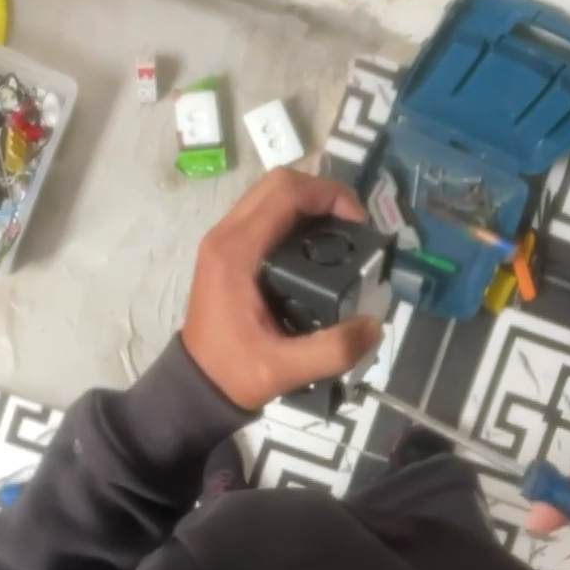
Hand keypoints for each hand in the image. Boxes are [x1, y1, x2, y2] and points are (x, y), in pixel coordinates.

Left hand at [181, 170, 384, 409]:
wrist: (196, 385)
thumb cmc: (234, 373)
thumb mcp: (285, 369)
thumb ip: (332, 350)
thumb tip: (373, 325)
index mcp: (235, 252)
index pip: (286, 193)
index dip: (329, 195)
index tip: (359, 224)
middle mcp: (225, 236)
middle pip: (277, 184)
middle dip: (322, 195)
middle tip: (354, 228)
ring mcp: (222, 242)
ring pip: (269, 197)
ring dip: (307, 205)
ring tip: (340, 236)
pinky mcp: (225, 252)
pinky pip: (263, 216)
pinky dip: (293, 219)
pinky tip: (316, 249)